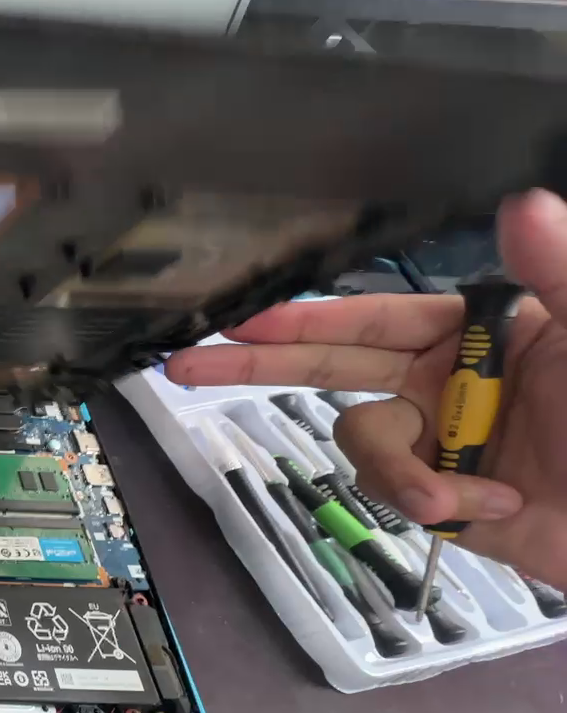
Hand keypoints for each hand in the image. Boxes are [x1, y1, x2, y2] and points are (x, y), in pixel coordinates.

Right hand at [166, 189, 566, 586]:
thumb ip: (561, 271)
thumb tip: (519, 204)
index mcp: (481, 336)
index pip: (372, 320)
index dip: (302, 321)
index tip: (239, 320)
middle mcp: (445, 382)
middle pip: (326, 368)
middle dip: (251, 368)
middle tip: (183, 366)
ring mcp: (435, 441)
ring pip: (357, 437)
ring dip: (394, 467)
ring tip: (450, 495)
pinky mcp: (433, 493)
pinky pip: (385, 487)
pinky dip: (428, 500)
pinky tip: (486, 507)